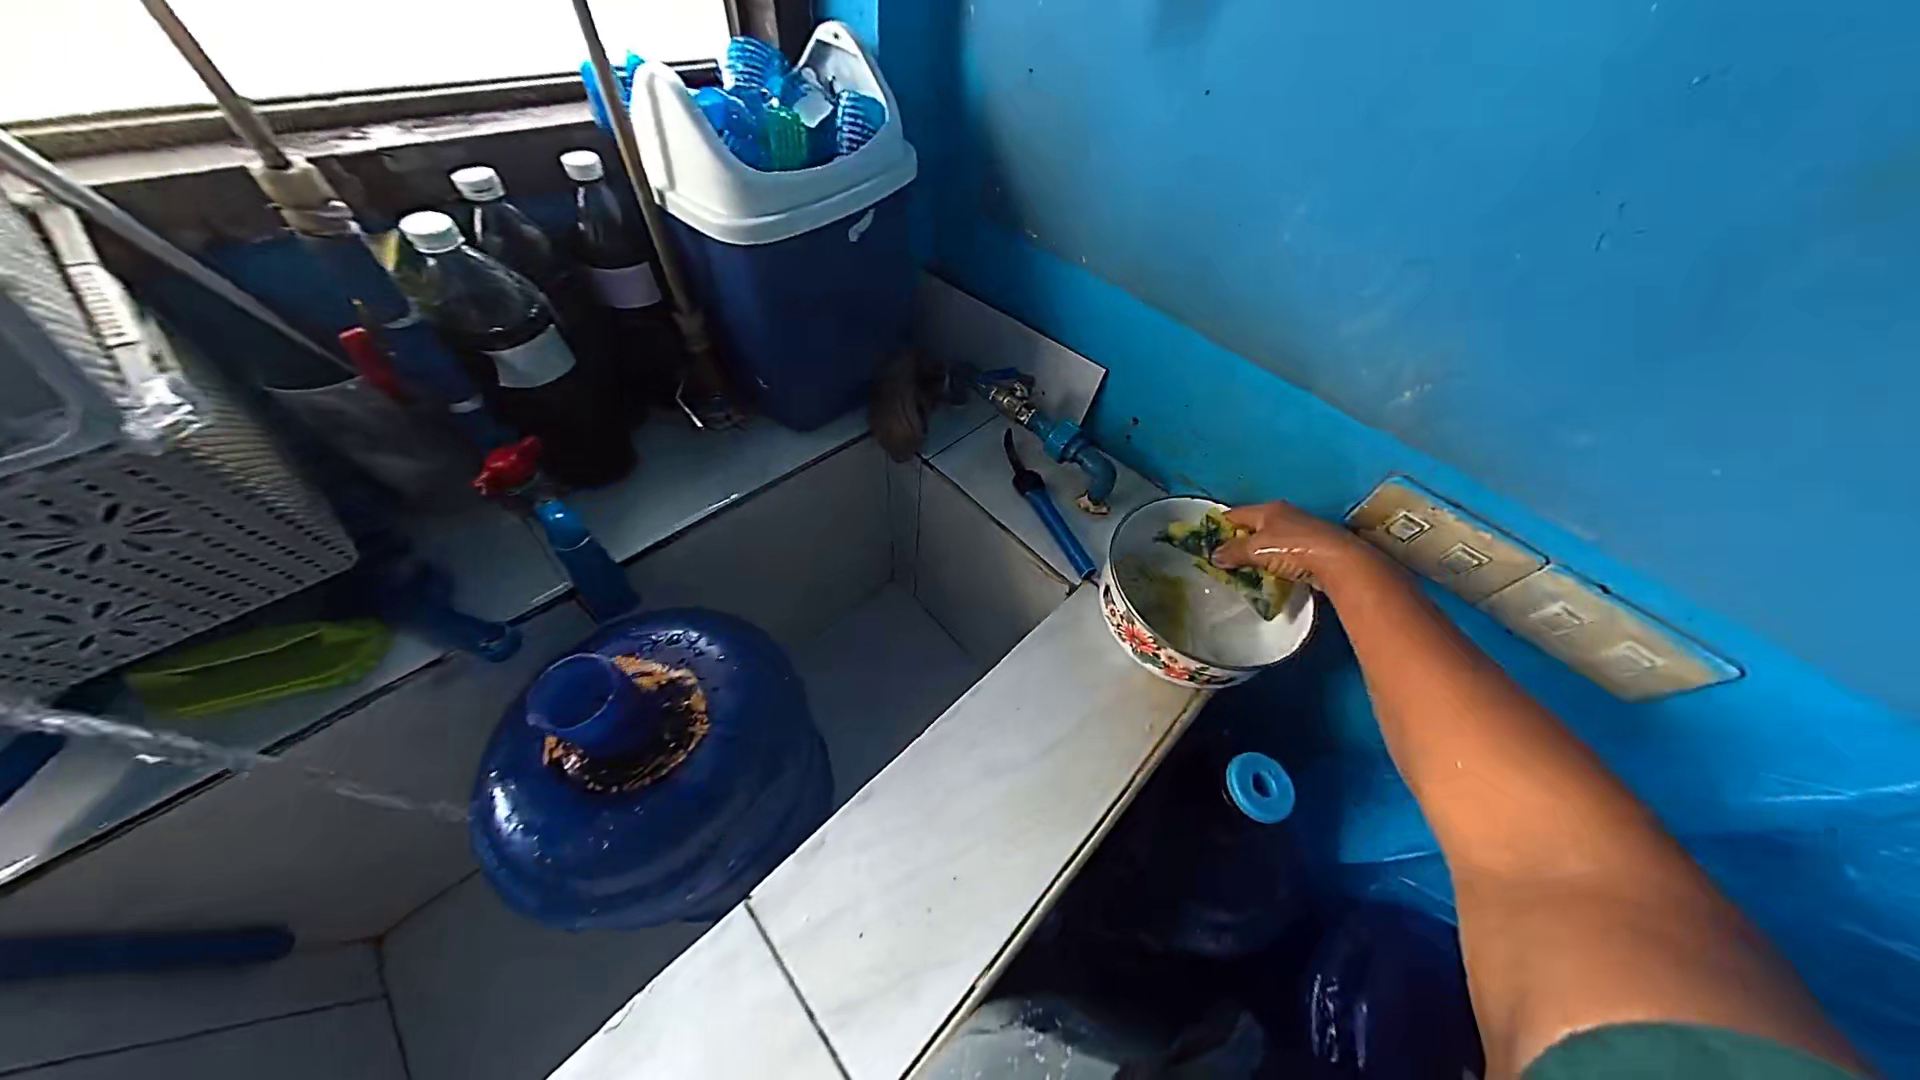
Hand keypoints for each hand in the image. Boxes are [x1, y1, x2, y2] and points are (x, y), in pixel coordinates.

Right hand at [1211, 501, 1379, 587]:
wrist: (1338, 560)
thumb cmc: (1292, 548)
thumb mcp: (1256, 550)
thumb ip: (1233, 552)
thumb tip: (1214, 556)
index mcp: (1267, 509)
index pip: (1234, 514)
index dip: (1218, 526)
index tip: (1208, 542)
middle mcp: (1283, 514)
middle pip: (1251, 526)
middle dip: (1237, 541)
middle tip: (1224, 559)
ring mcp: (1298, 529)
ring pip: (1267, 539)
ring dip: (1255, 552)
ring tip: (1243, 569)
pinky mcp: (1311, 546)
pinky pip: (1282, 551)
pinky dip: (1271, 560)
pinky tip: (1267, 573)